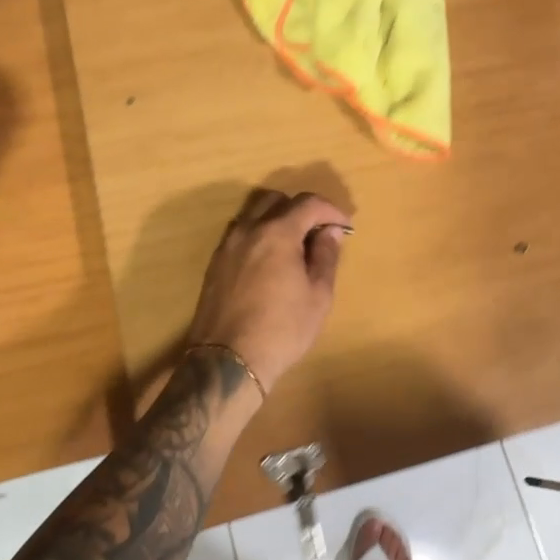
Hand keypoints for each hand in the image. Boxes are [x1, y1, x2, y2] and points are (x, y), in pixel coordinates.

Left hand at [185, 190, 351, 394]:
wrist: (228, 359)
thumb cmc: (282, 329)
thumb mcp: (318, 296)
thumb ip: (326, 256)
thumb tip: (330, 231)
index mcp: (277, 232)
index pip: (308, 203)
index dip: (331, 211)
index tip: (343, 228)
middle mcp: (248, 229)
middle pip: (277, 200)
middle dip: (301, 210)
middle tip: (318, 235)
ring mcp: (227, 245)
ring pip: (254, 213)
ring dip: (277, 219)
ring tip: (293, 247)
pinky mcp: (215, 262)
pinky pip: (240, 233)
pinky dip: (258, 234)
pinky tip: (269, 262)